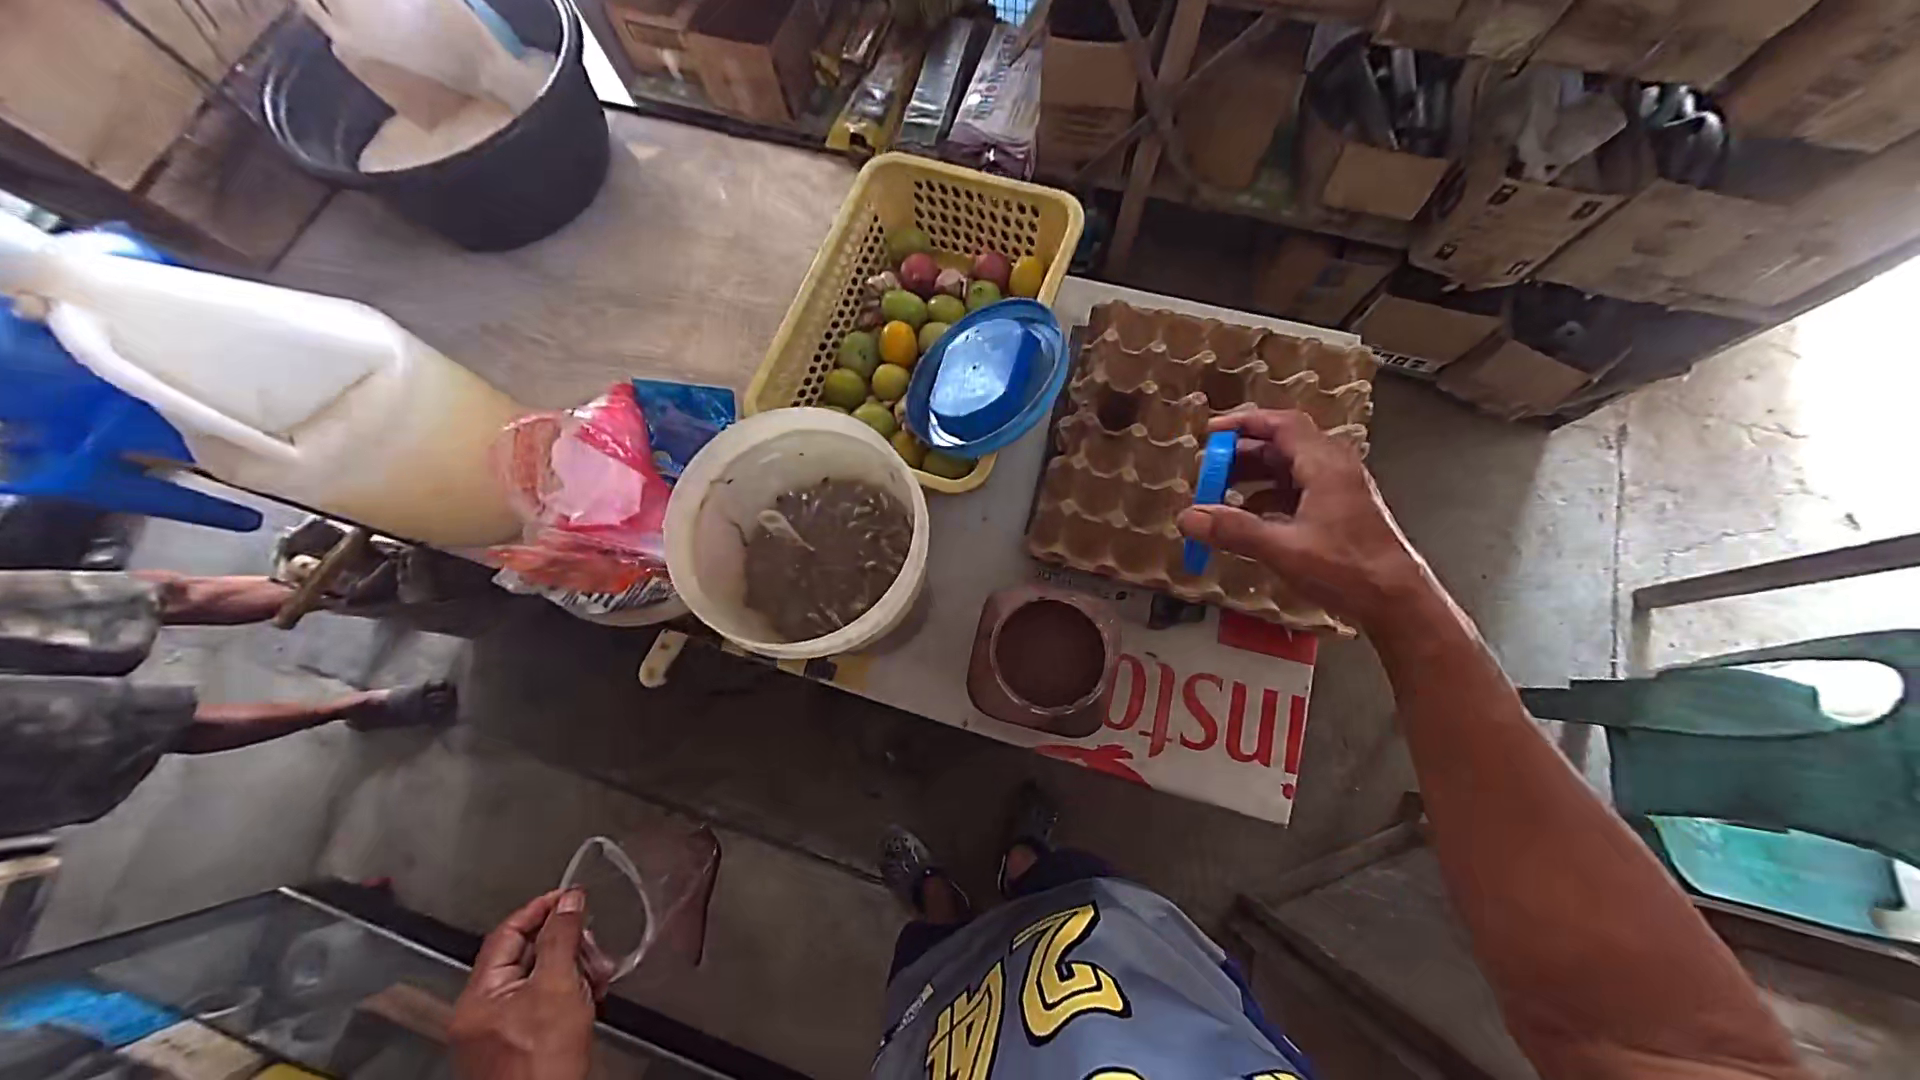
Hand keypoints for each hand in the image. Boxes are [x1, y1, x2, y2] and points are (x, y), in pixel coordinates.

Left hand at [450, 889, 613, 1079]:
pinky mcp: (522, 1039)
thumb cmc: (545, 1059)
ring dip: (575, 967)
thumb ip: (561, 936)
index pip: (507, 934)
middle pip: (527, 953)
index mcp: (480, 997)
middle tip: (593, 947)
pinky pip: (547, 997)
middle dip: (566, 944)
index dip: (540, 909)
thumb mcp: (557, 985)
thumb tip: (569, 898)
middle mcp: (483, 1011)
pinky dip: (572, 988)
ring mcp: (501, 1028)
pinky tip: (592, 994)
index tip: (571, 895)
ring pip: (542, 974)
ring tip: (599, 977)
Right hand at [1176, 409, 1433, 632]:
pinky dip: (1264, 496)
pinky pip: (1293, 491)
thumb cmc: (1349, 570)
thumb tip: (1189, 518)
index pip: (1282, 425)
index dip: (1244, 423)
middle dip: (1240, 454)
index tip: (1212, 433)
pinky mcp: (1336, 511)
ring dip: (1251, 476)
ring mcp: (1336, 490)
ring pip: (1286, 468)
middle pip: (1281, 445)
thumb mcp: (1282, 549)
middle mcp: (1333, 470)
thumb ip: (1232, 531)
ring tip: (1219, 493)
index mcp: (1325, 466)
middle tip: (1208, 469)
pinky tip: (1245, 518)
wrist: (1396, 602)